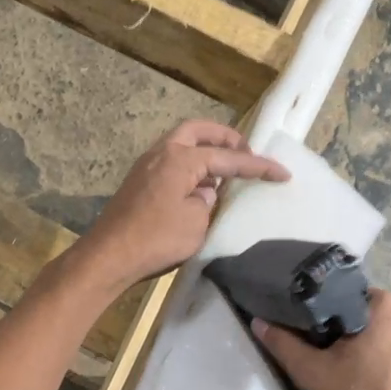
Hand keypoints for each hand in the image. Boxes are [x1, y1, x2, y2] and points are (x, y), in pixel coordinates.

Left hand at [70, 120, 289, 293]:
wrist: (108, 258)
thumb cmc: (155, 240)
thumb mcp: (195, 224)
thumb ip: (207, 203)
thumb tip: (203, 193)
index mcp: (181, 158)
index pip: (228, 158)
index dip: (257, 167)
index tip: (282, 174)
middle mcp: (161, 154)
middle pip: (198, 132)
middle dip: (225, 138)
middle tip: (245, 152)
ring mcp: (145, 168)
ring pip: (180, 145)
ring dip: (204, 151)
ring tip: (224, 171)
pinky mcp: (136, 185)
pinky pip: (169, 164)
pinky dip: (188, 167)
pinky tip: (197, 188)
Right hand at [252, 290, 390, 389]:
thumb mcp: (313, 373)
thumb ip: (284, 345)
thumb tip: (259, 322)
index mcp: (384, 302)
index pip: (337, 293)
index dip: (313, 312)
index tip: (297, 331)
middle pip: (355, 313)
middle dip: (333, 331)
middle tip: (312, 354)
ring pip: (373, 331)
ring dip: (352, 346)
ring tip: (332, 369)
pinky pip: (390, 347)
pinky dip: (372, 358)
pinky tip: (359, 380)